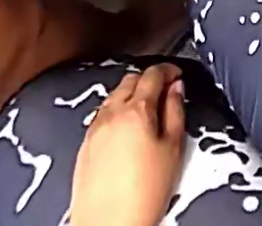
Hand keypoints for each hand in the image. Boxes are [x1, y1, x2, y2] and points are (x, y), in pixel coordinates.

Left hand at [69, 64, 187, 225]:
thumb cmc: (146, 191)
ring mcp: (94, 131)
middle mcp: (111, 114)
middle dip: (149, 79)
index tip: (178, 76)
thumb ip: (176, 110)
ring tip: (146, 109)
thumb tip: (176, 87)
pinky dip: (116, 111)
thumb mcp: (173, 148)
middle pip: (130, 80)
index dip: (168, 70)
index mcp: (136, 110)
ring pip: (114, 96)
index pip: (153, 74)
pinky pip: (102, 116)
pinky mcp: (83, 148)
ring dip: (131, 93)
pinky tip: (126, 128)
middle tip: (164, 91)